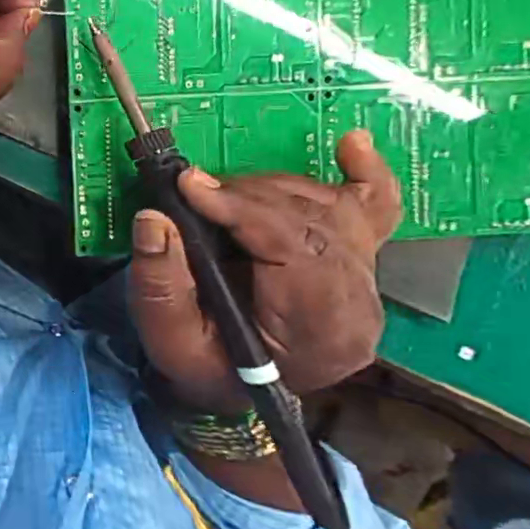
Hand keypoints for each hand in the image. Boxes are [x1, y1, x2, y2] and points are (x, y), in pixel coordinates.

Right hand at [129, 131, 402, 415]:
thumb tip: (155, 218)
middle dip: (245, 196)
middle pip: (312, 219)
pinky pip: (374, 206)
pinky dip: (363, 171)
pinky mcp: (360, 260)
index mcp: (319, 328)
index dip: (242, 208)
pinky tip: (351, 144)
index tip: (188, 187)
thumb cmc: (201, 363)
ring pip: (326, 204)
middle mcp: (358, 302)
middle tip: (191, 192)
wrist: (234, 384)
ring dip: (265, 190)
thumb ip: (160, 280)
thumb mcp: (168, 334)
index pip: (296, 247)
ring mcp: (367, 279)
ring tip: (216, 196)